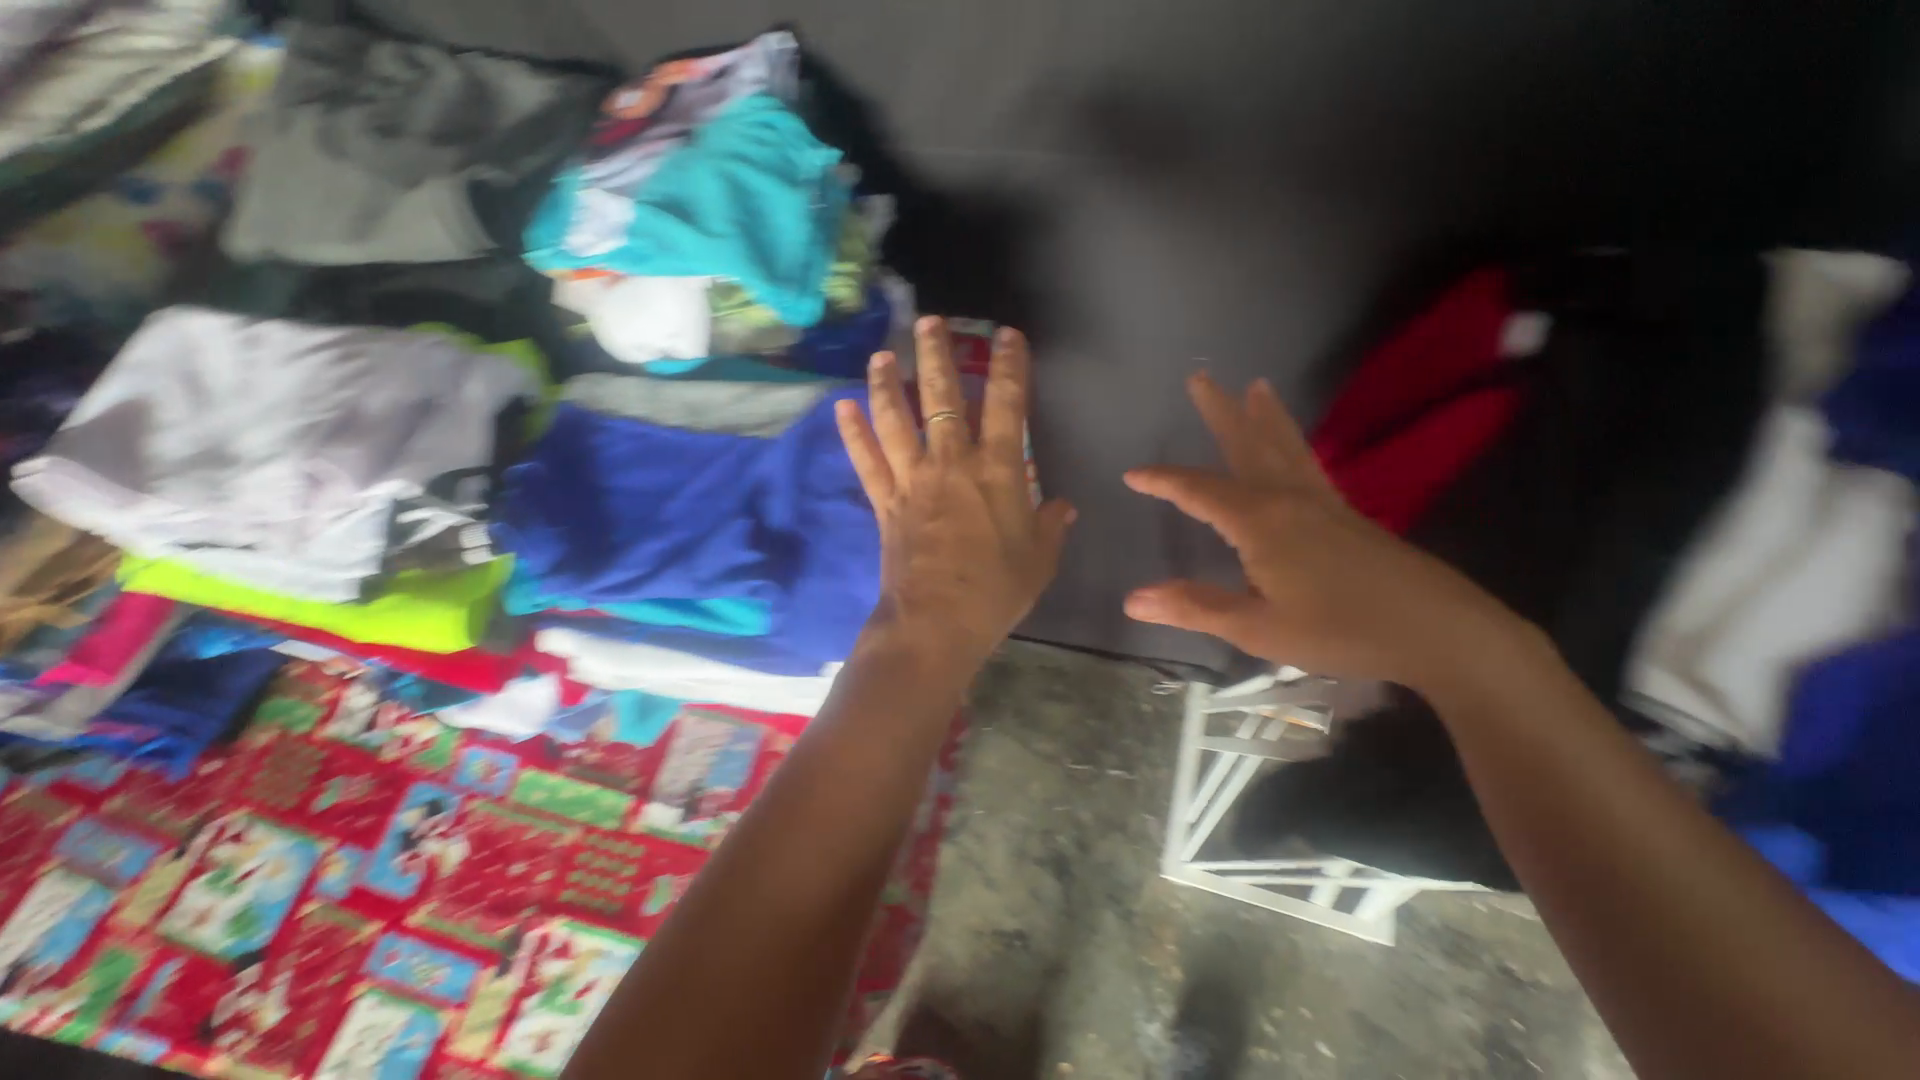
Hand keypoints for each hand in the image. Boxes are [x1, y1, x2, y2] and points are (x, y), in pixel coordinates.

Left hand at [837, 317, 1075, 663]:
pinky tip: (842, 407)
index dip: (1009, 365)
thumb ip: (1050, 526)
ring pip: (895, 419)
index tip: (1008, 335)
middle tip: (929, 322)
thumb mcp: (1039, 560)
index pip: (1007, 404)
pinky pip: (866, 460)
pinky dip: (853, 433)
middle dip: (937, 354)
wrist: (935, 624)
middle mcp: (951, 463)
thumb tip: (1062, 506)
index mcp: (997, 470)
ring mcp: (912, 480)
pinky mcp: (885, 502)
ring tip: (882, 355)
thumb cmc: (995, 592)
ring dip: (886, 383)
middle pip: (941, 396)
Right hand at [1124, 373, 1530, 690]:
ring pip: (1285, 448)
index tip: (1132, 473)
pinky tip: (1294, 449)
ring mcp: (1323, 503)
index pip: (1200, 491)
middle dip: (1221, 412)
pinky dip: (1293, 444)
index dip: (1164, 481)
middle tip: (1200, 378)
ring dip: (1265, 416)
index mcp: (1261, 522)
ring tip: (1256, 386)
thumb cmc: (1341, 631)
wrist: (1436, 630)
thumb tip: (1133, 599)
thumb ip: (1196, 607)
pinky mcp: (1348, 515)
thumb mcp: (1259, 628)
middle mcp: (1290, 500)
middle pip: (1249, 445)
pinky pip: (1309, 465)